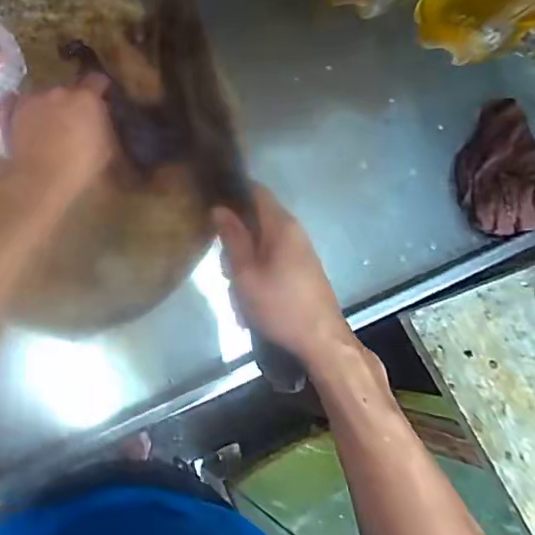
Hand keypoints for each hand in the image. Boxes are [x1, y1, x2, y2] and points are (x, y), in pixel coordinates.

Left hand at [5, 75, 115, 210]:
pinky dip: (34, 113)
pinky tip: (34, 128)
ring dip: (53, 106)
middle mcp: (60, 91)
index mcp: (86, 97)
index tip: (102, 101)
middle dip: (74, 100)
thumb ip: (103, 122)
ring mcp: (36, 98)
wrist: (41, 178)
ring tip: (51, 126)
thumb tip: (100, 113)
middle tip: (74, 119)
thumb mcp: (106, 146)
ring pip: (48, 96)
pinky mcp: (17, 109)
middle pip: (70, 89)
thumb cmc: (80, 166)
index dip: (100, 90)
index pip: (97, 79)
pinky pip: (30, 105)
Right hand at [214, 187, 357, 368]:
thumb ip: (232, 238)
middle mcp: (294, 233)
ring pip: (261, 244)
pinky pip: (272, 260)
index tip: (211, 200)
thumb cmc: (279, 305)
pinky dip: (257, 273)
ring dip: (243, 261)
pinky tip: (249, 298)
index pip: (256, 192)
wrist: (322, 343)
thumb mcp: (244, 272)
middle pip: (256, 220)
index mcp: (281, 226)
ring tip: (235, 290)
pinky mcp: (303, 271)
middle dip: (235, 237)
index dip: (233, 191)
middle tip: (222, 264)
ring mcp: (301, 252)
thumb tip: (220, 209)